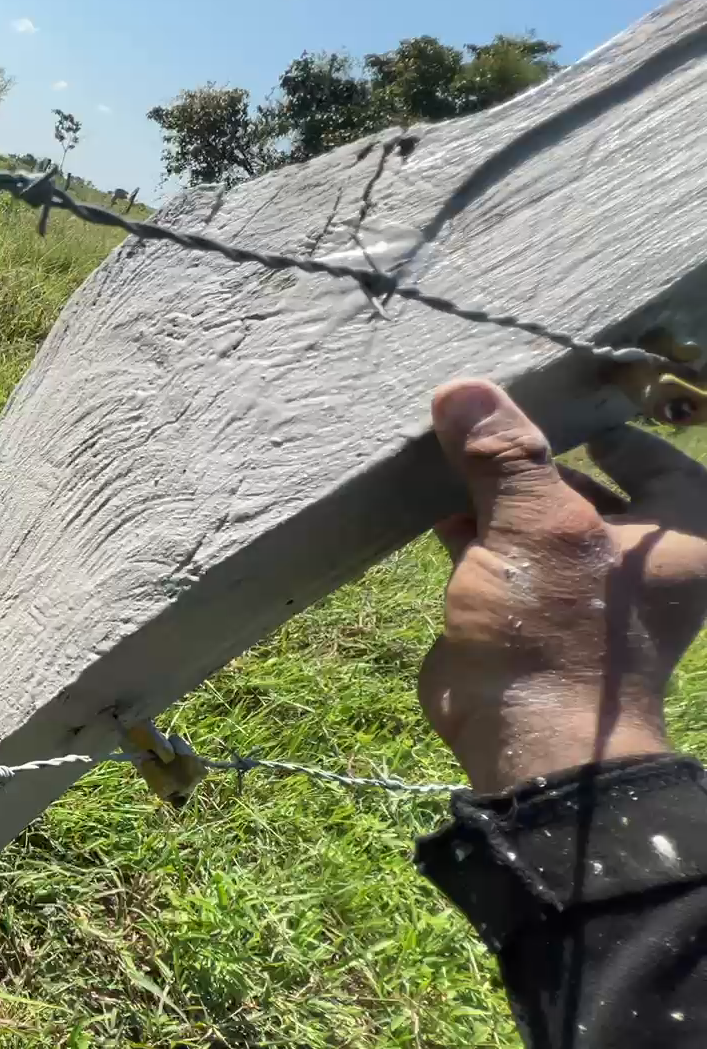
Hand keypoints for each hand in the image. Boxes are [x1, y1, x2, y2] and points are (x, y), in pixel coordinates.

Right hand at [420, 379, 706, 791]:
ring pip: (536, 517)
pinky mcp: (521, 602)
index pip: (660, 460)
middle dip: (535, 456)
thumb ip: (505, 457)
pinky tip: (428, 511)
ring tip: (445, 456)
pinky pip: (497, 547)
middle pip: (591, 486)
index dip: (611, 428)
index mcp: (684, 537)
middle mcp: (637, 557)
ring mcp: (575, 582)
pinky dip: (467, 526)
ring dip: (493, 491)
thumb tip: (464, 388)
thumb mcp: (536, 525)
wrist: (522, 720)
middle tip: (483, 422)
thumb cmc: (558, 623)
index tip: (554, 401)